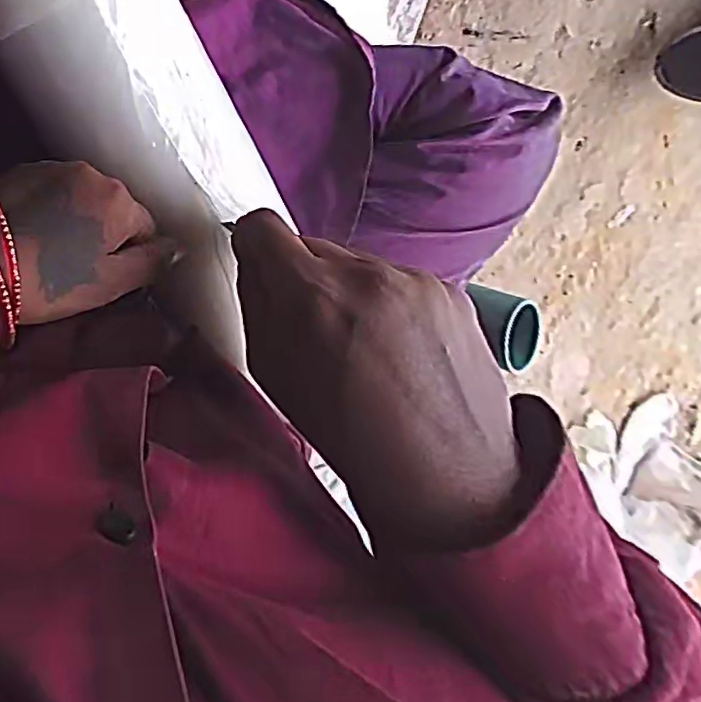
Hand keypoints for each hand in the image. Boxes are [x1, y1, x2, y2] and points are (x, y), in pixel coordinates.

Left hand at [0, 161, 179, 325]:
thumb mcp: (106, 284)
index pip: (144, 228)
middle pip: (112, 207)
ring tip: (48, 248)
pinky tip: (30, 231)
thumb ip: (149, 264)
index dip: (128, 257)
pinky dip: (49, 207)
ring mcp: (53, 167)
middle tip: (73, 265)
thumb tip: (177, 248)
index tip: (100, 276)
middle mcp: (89, 172)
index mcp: (117, 199)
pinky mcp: (22, 170)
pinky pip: (52, 189)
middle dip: (102, 233)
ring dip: (75, 217)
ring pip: (81, 196)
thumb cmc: (46, 281)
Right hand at [231, 210, 521, 549]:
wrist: (445, 476)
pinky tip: (391, 346)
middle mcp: (364, 274)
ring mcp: (413, 280)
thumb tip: (253, 265)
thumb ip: (254, 301)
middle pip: (308, 244)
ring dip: (343, 288)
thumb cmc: (351, 433)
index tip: (255, 256)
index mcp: (310, 292)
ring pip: (351, 261)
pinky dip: (383, 301)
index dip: (251, 242)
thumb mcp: (268, 369)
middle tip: (306, 321)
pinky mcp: (449, 290)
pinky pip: (393, 278)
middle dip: (299, 274)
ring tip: (356, 343)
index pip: (262, 225)